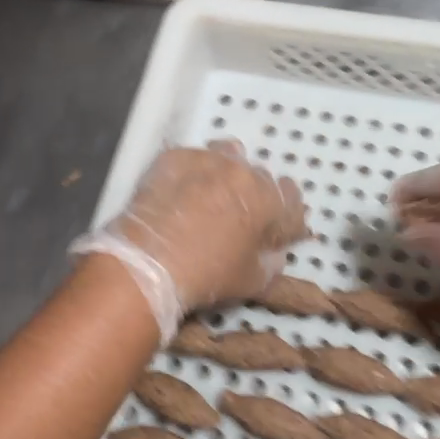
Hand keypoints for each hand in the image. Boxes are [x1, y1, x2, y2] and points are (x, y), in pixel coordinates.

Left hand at [74, 141, 307, 336]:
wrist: (148, 264)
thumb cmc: (208, 275)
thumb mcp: (253, 281)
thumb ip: (272, 262)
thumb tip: (275, 252)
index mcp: (268, 200)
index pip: (291, 197)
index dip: (284, 215)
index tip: (272, 230)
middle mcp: (242, 171)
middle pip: (258, 178)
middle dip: (253, 196)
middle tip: (238, 218)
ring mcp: (206, 160)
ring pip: (228, 156)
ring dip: (226, 174)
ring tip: (212, 196)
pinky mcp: (174, 158)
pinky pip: (193, 159)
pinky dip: (193, 173)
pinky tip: (181, 191)